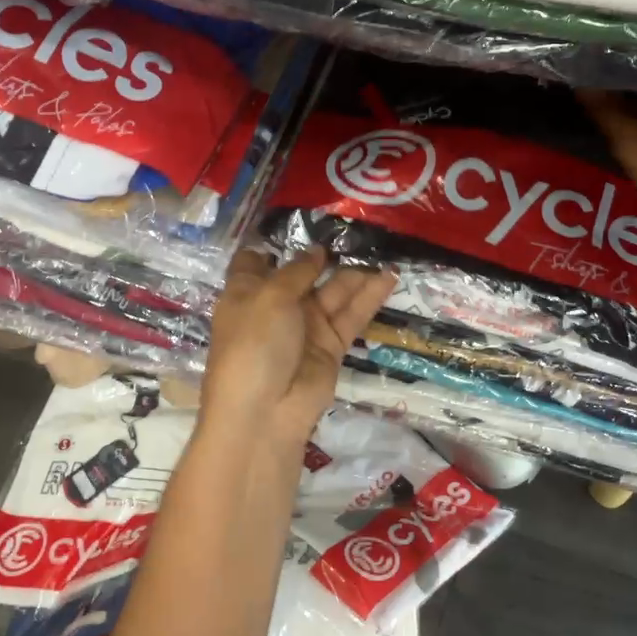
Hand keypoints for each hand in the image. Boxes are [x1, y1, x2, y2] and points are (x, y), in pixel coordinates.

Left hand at [200, 248, 395, 454]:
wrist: (265, 411)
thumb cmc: (254, 344)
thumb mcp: (269, 297)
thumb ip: (297, 271)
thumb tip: (316, 252)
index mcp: (246, 293)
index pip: (256, 263)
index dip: (274, 246)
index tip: (298, 224)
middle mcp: (276, 308)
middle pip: (303, 275)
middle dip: (325, 255)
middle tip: (358, 231)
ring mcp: (305, 328)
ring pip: (333, 294)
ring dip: (355, 274)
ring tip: (383, 251)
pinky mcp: (330, 347)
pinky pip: (351, 316)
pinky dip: (369, 298)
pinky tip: (390, 276)